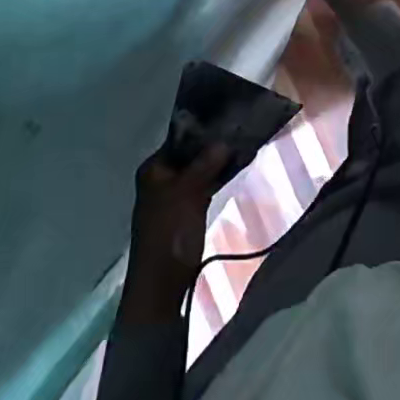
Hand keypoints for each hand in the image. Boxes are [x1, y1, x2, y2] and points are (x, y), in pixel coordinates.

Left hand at [120, 143, 232, 323]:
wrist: (162, 283)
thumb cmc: (169, 233)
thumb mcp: (186, 194)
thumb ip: (204, 165)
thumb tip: (223, 141)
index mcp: (153, 170)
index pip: (179, 140)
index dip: (201, 129)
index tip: (228, 116)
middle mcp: (163, 179)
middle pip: (190, 155)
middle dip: (213, 145)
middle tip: (242, 128)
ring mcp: (176, 196)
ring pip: (200, 171)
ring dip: (218, 161)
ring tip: (246, 143)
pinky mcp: (189, 211)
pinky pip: (205, 187)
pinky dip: (219, 178)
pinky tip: (239, 167)